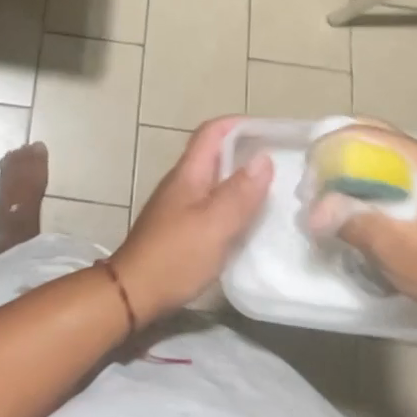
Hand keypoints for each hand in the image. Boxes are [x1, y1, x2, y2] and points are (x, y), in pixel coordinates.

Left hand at [110, 117, 272, 322]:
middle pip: (214, 153)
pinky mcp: (181, 226)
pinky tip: (250, 219)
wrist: (134, 291)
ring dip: (240, 177)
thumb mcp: (214, 224)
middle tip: (281, 160)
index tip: (271, 130)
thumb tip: (263, 158)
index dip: (239, 124)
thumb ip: (239, 193)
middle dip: (245, 150)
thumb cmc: (176, 256)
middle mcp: (182, 182)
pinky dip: (233, 202)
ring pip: (214, 179)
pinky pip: (212, 203)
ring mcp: (179, 204)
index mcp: (188, 173)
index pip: (212, 132)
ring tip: (273, 188)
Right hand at [306, 121, 416, 328]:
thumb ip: (350, 220)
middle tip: (314, 183)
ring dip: (349, 173)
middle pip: (369, 141)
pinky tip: (352, 210)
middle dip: (336, 157)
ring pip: (378, 160)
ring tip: (327, 198)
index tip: (309, 173)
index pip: (363, 131)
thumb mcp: (392, 245)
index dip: (329, 145)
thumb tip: (311, 212)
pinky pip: (388, 178)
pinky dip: (364, 186)